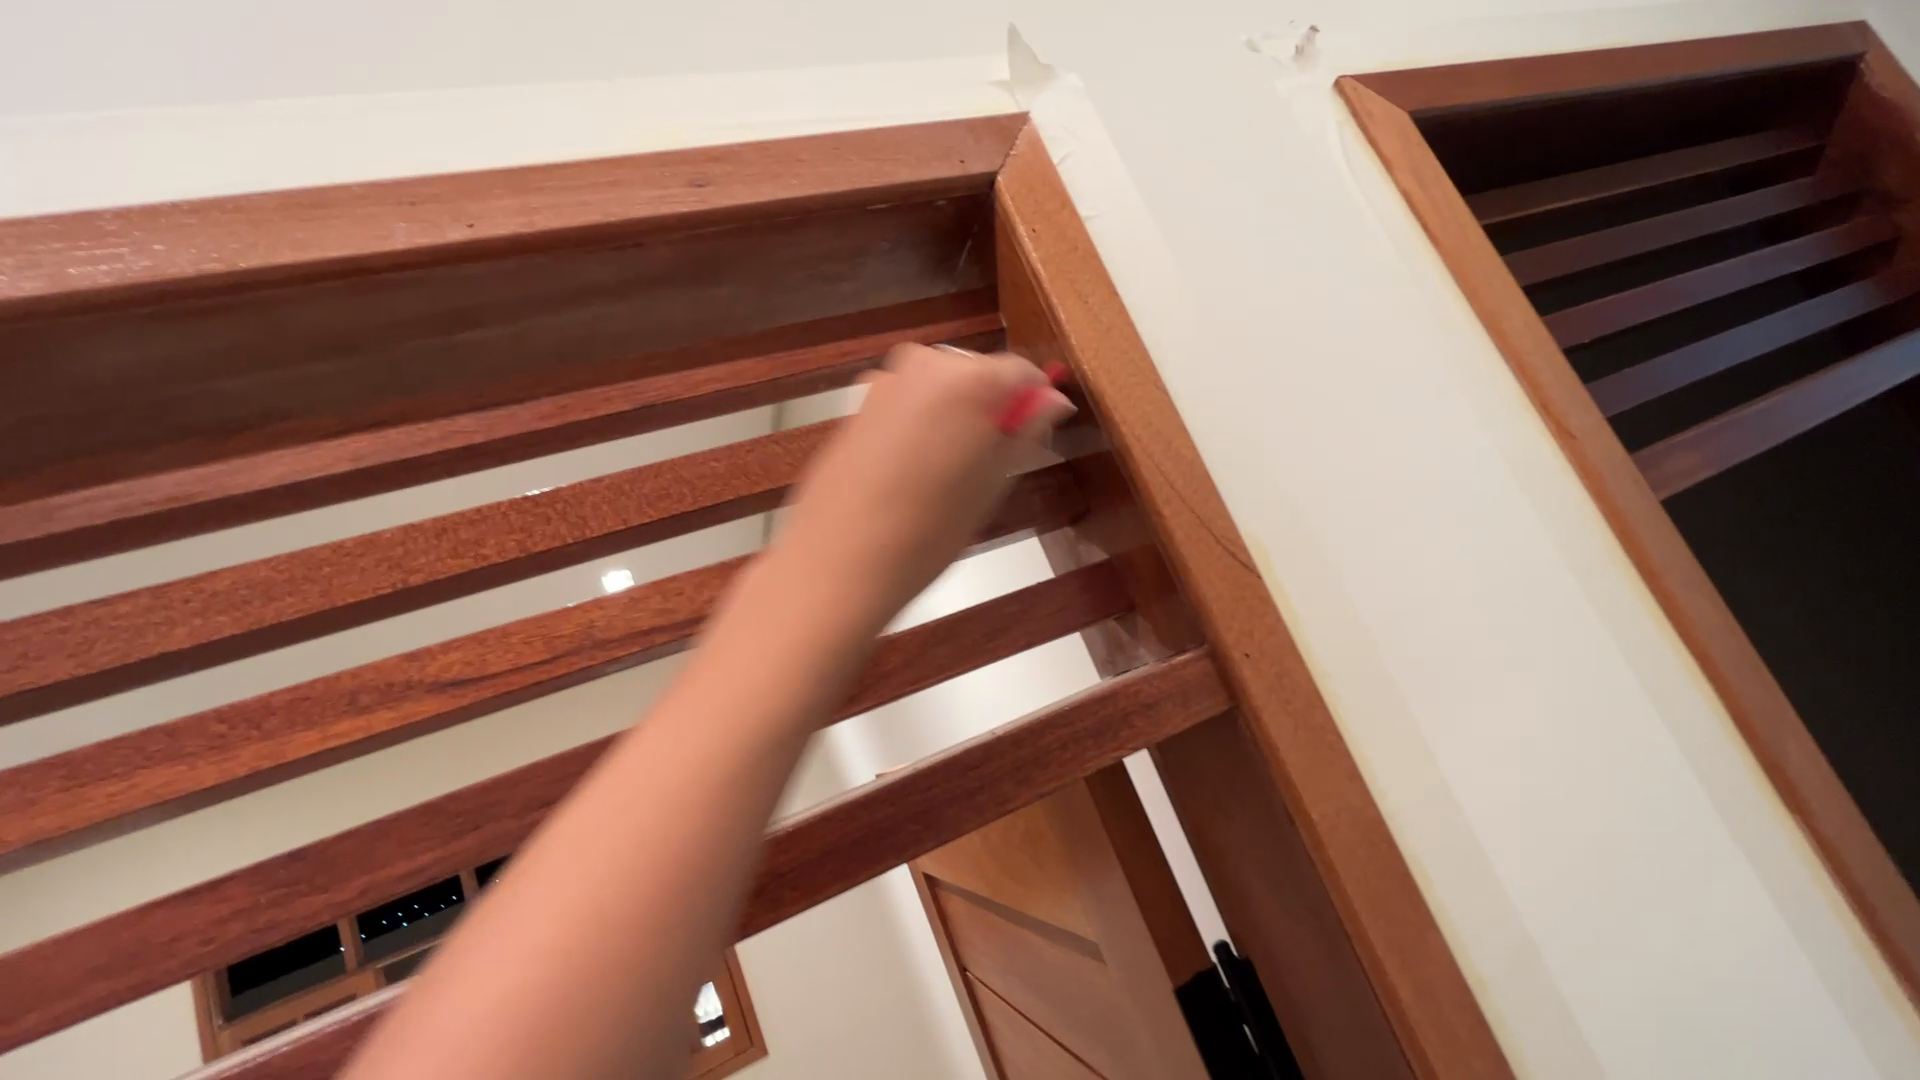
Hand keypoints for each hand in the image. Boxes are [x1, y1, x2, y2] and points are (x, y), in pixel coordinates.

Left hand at [774, 343, 1075, 629]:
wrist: (837, 562)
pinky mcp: (856, 407)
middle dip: (990, 410)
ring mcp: (883, 383)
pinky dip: (919, 427)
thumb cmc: (927, 531)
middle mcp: (924, 365)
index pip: (1022, 371)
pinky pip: (906, 404)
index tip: (1037, 436)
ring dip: (954, 418)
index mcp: (969, 379)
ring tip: (950, 477)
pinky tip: (912, 477)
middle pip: (977, 375)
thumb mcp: (992, 484)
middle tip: (991, 466)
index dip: (1035, 403)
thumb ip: (1024, 432)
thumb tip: (1052, 401)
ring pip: (939, 390)